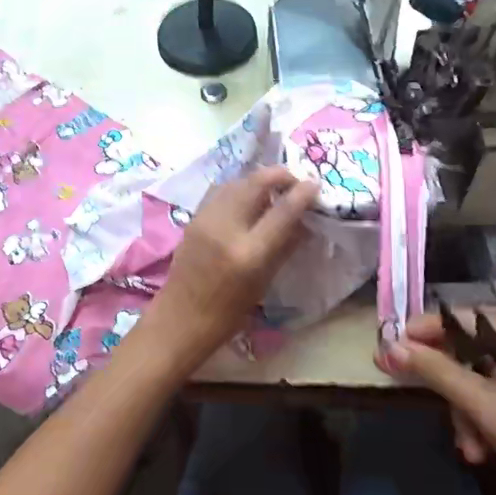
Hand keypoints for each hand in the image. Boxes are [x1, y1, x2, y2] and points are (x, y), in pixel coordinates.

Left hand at [146, 166, 318, 369]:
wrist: (180, 318)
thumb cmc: (228, 312)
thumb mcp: (264, 283)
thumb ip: (285, 247)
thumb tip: (305, 222)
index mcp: (249, 253)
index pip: (282, 211)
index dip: (302, 193)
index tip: (315, 185)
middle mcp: (226, 228)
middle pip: (256, 183)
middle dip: (280, 176)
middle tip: (295, 182)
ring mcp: (206, 219)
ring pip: (237, 182)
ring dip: (259, 180)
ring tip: (273, 190)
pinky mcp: (193, 218)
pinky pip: (221, 191)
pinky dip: (239, 188)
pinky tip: (248, 198)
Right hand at [384, 312, 495, 494]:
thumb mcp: (486, 409)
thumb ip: (436, 373)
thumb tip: (388, 345)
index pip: (459, 318)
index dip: (420, 335)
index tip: (385, 355)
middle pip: (470, 351)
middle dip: (454, 391)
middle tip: (446, 423)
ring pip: (484, 377)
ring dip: (470, 412)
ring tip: (474, 449)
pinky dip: (490, 417)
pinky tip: (489, 448)